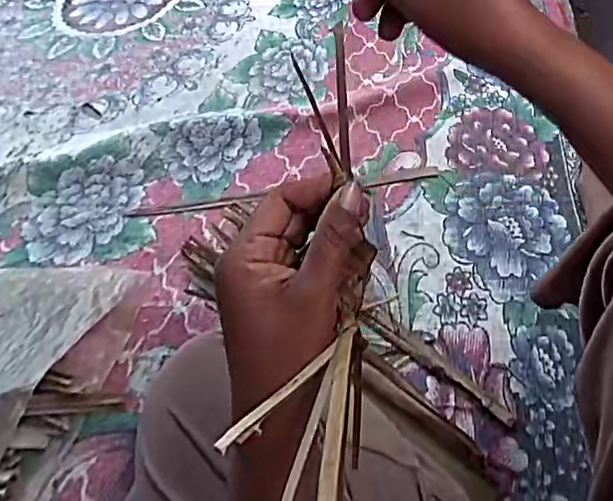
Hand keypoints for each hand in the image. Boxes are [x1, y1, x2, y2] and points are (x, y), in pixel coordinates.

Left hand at [215, 176, 372, 420]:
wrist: (281, 424)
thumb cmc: (290, 355)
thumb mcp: (315, 290)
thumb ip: (336, 236)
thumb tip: (354, 188)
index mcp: (245, 254)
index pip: (281, 200)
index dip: (317, 188)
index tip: (355, 188)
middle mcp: (252, 260)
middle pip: (297, 218)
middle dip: (332, 217)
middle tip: (367, 218)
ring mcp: (268, 279)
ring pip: (309, 239)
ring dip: (337, 241)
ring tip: (362, 251)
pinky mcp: (285, 296)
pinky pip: (312, 262)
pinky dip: (335, 262)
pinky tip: (354, 270)